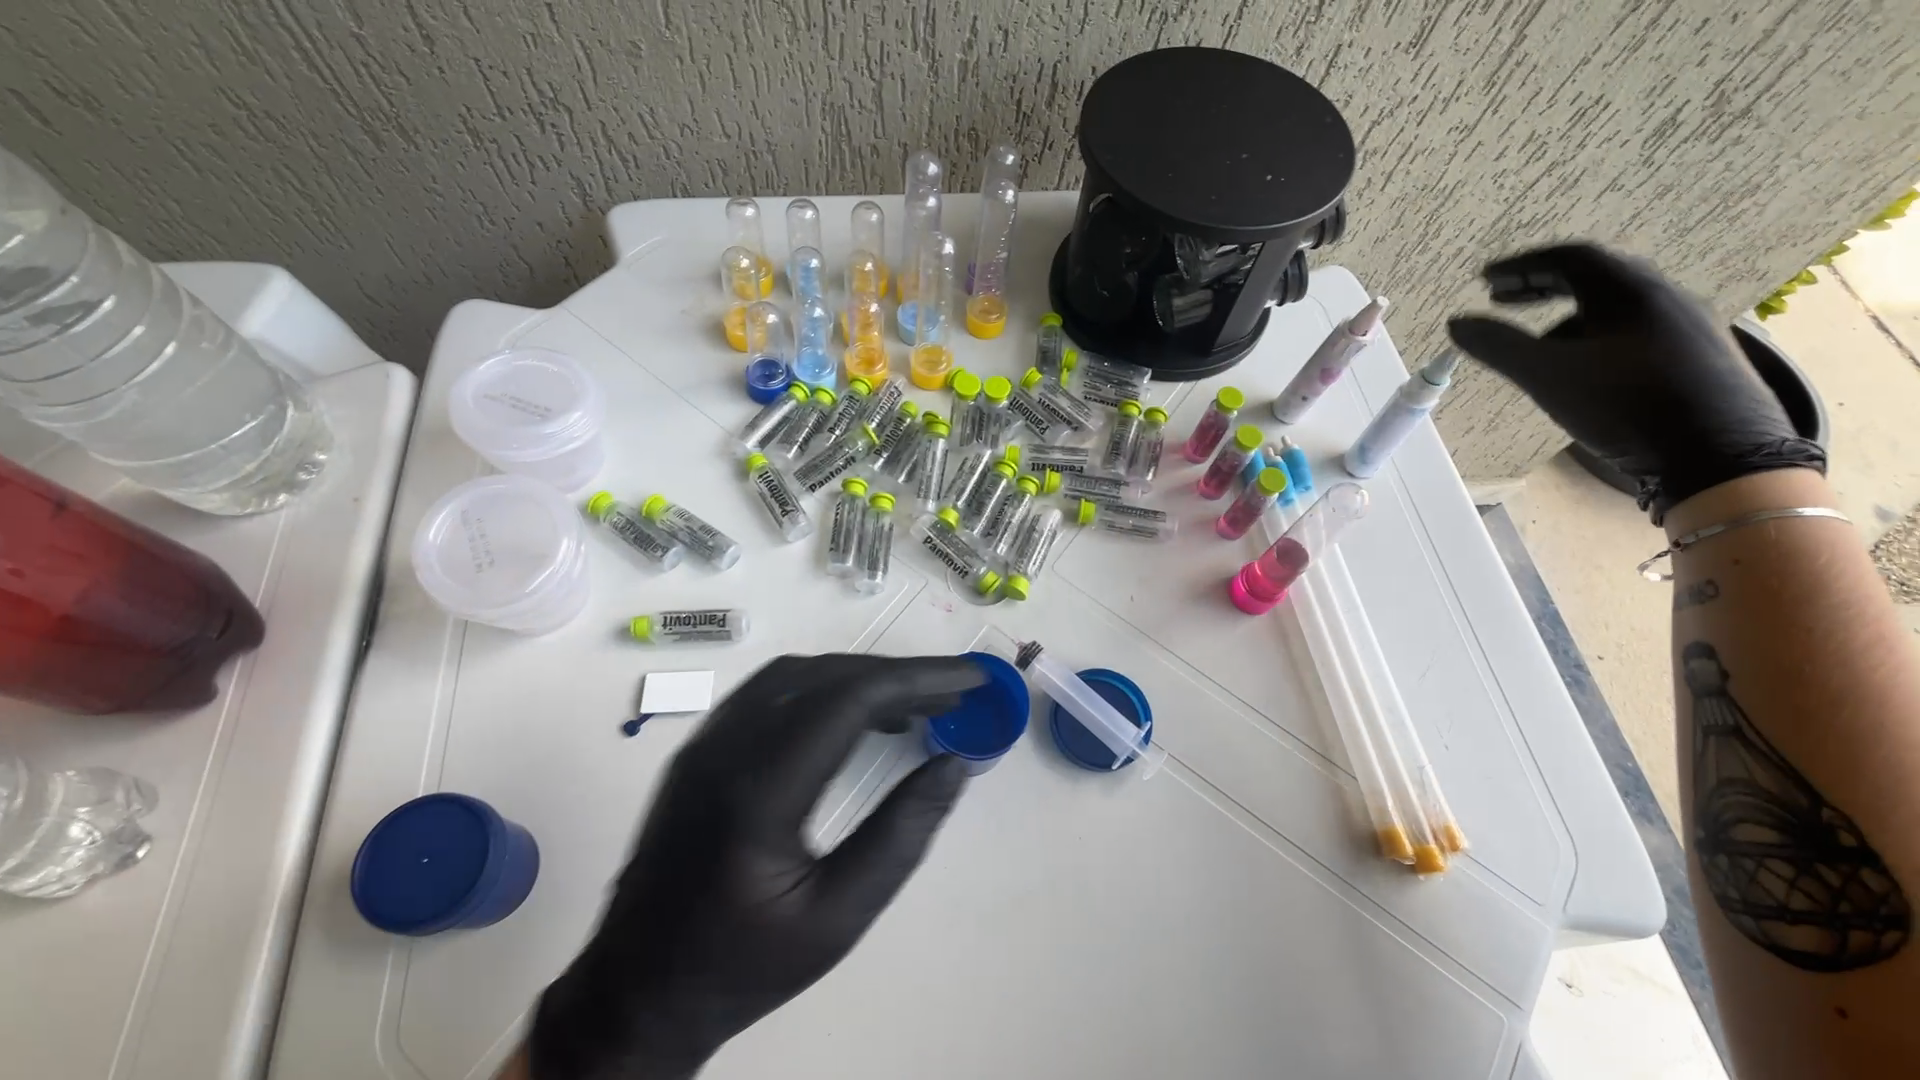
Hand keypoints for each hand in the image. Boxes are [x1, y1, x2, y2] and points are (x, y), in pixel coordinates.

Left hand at [527, 653, 984, 1079]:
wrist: (637, 992)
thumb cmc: (745, 966)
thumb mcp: (838, 917)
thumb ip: (901, 834)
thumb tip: (954, 763)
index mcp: (760, 789)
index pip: (850, 700)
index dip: (918, 679)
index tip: (971, 679)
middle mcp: (725, 747)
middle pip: (824, 676)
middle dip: (897, 674)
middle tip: (954, 691)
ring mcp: (704, 744)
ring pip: (793, 676)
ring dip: (858, 678)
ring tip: (915, 703)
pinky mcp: (697, 752)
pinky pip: (767, 695)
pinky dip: (822, 690)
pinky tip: (854, 719)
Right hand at [1447, 243, 1824, 522]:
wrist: (1719, 454)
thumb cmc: (1626, 405)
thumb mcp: (1548, 375)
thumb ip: (1498, 346)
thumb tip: (1456, 323)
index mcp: (1630, 290)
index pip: (1570, 257)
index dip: (1522, 265)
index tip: (1485, 279)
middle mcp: (1663, 297)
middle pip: (1595, 277)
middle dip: (1543, 286)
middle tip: (1503, 298)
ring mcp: (1686, 327)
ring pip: (1615, 307)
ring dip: (1567, 315)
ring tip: (1535, 342)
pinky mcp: (1697, 357)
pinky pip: (1634, 331)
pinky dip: (1595, 336)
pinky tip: (1582, 368)